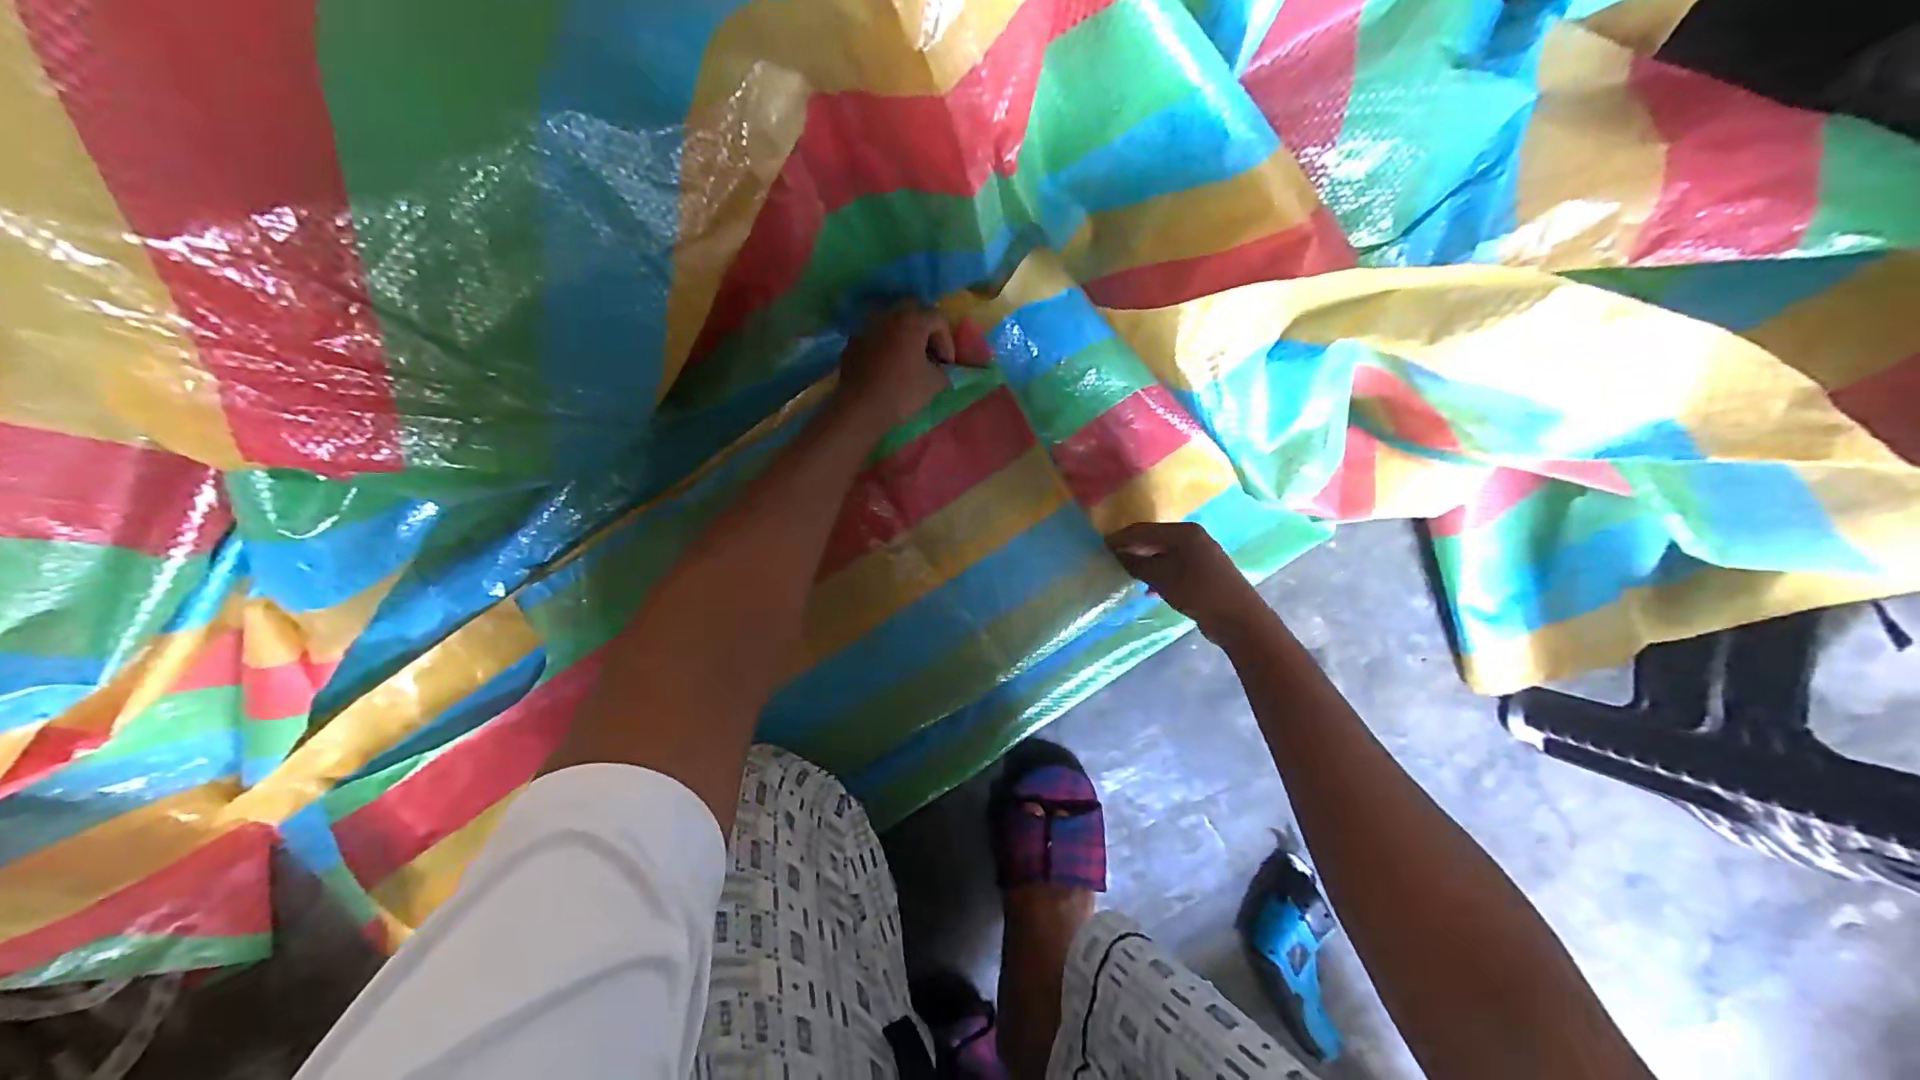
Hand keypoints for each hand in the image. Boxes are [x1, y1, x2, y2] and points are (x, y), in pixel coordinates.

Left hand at [835, 304, 956, 432]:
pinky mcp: (852, 343)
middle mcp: (886, 315)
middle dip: (926, 332)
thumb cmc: (902, 392)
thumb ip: (943, 370)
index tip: (947, 365)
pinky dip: (886, 347)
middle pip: (913, 314)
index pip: (938, 319)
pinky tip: (888, 367)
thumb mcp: (935, 383)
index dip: (947, 342)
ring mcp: (866, 327)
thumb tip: (940, 370)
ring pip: (892, 324)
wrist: (860, 408)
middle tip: (931, 355)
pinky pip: (875, 338)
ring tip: (909, 360)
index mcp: (910, 320)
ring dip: (904, 337)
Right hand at [1107, 521, 1272, 642]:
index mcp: (1183, 532)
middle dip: (1133, 549)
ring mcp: (1201, 553)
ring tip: (1127, 574)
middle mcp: (1193, 536)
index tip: (1101, 546)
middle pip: (1154, 539)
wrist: (1237, 617)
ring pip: (1164, 553)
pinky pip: (1174, 565)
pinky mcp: (1204, 570)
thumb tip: (1119, 554)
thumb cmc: (1196, 591)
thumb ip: (1137, 564)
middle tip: (1111, 559)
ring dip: (1145, 562)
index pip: (1143, 529)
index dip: (1121, 538)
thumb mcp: (1161, 577)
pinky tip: (1149, 589)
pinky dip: (1159, 573)